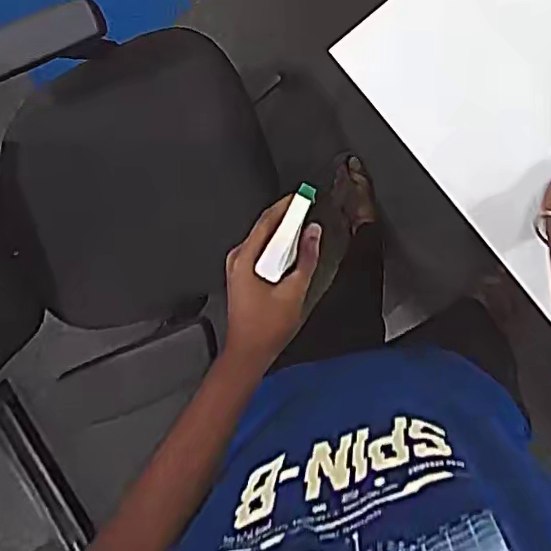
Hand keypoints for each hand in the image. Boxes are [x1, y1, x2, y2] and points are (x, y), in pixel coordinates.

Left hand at [222, 196, 322, 366]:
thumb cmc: (265, 328)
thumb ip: (306, 258)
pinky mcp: (243, 274)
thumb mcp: (294, 290)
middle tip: (307, 207)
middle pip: (264, 226)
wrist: (247, 354)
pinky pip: (262, 249)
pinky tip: (293, 249)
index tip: (303, 196)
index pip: (267, 220)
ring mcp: (238, 267)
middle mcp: (237, 260)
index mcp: (245, 260)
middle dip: (287, 215)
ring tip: (304, 226)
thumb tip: (313, 233)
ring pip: (263, 237)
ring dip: (284, 230)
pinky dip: (279, 244)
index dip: (287, 205)